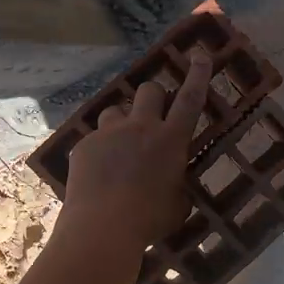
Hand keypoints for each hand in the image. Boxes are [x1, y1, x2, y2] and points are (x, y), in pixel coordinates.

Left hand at [57, 55, 211, 253]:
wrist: (102, 227)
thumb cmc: (149, 221)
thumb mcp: (178, 204)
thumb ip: (177, 182)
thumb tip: (173, 180)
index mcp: (171, 140)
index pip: (190, 98)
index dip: (198, 75)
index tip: (200, 55)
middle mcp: (141, 127)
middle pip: (149, 90)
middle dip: (154, 97)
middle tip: (153, 115)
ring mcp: (109, 134)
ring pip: (116, 110)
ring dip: (122, 122)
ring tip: (120, 145)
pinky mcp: (84, 145)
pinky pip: (94, 138)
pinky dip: (100, 150)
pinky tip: (98, 173)